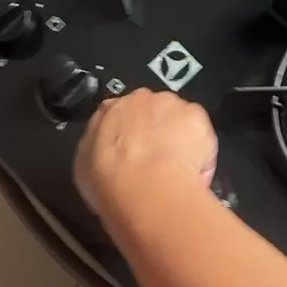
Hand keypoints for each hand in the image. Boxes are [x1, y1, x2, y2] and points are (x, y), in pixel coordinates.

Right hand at [75, 87, 217, 223]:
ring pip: (180, 122)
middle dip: (158, 135)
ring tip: (181, 174)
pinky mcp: (196, 116)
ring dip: (182, 141)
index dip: (132, 137)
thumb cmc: (108, 182)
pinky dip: (201, 153)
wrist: (143, 188)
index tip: (136, 156)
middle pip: (154, 113)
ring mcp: (170, 104)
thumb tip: (108, 144)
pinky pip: (201, 136)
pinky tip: (194, 175)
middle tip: (160, 165)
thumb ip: (98, 146)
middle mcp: (140, 98)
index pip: (122, 116)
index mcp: (109, 110)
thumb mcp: (85, 165)